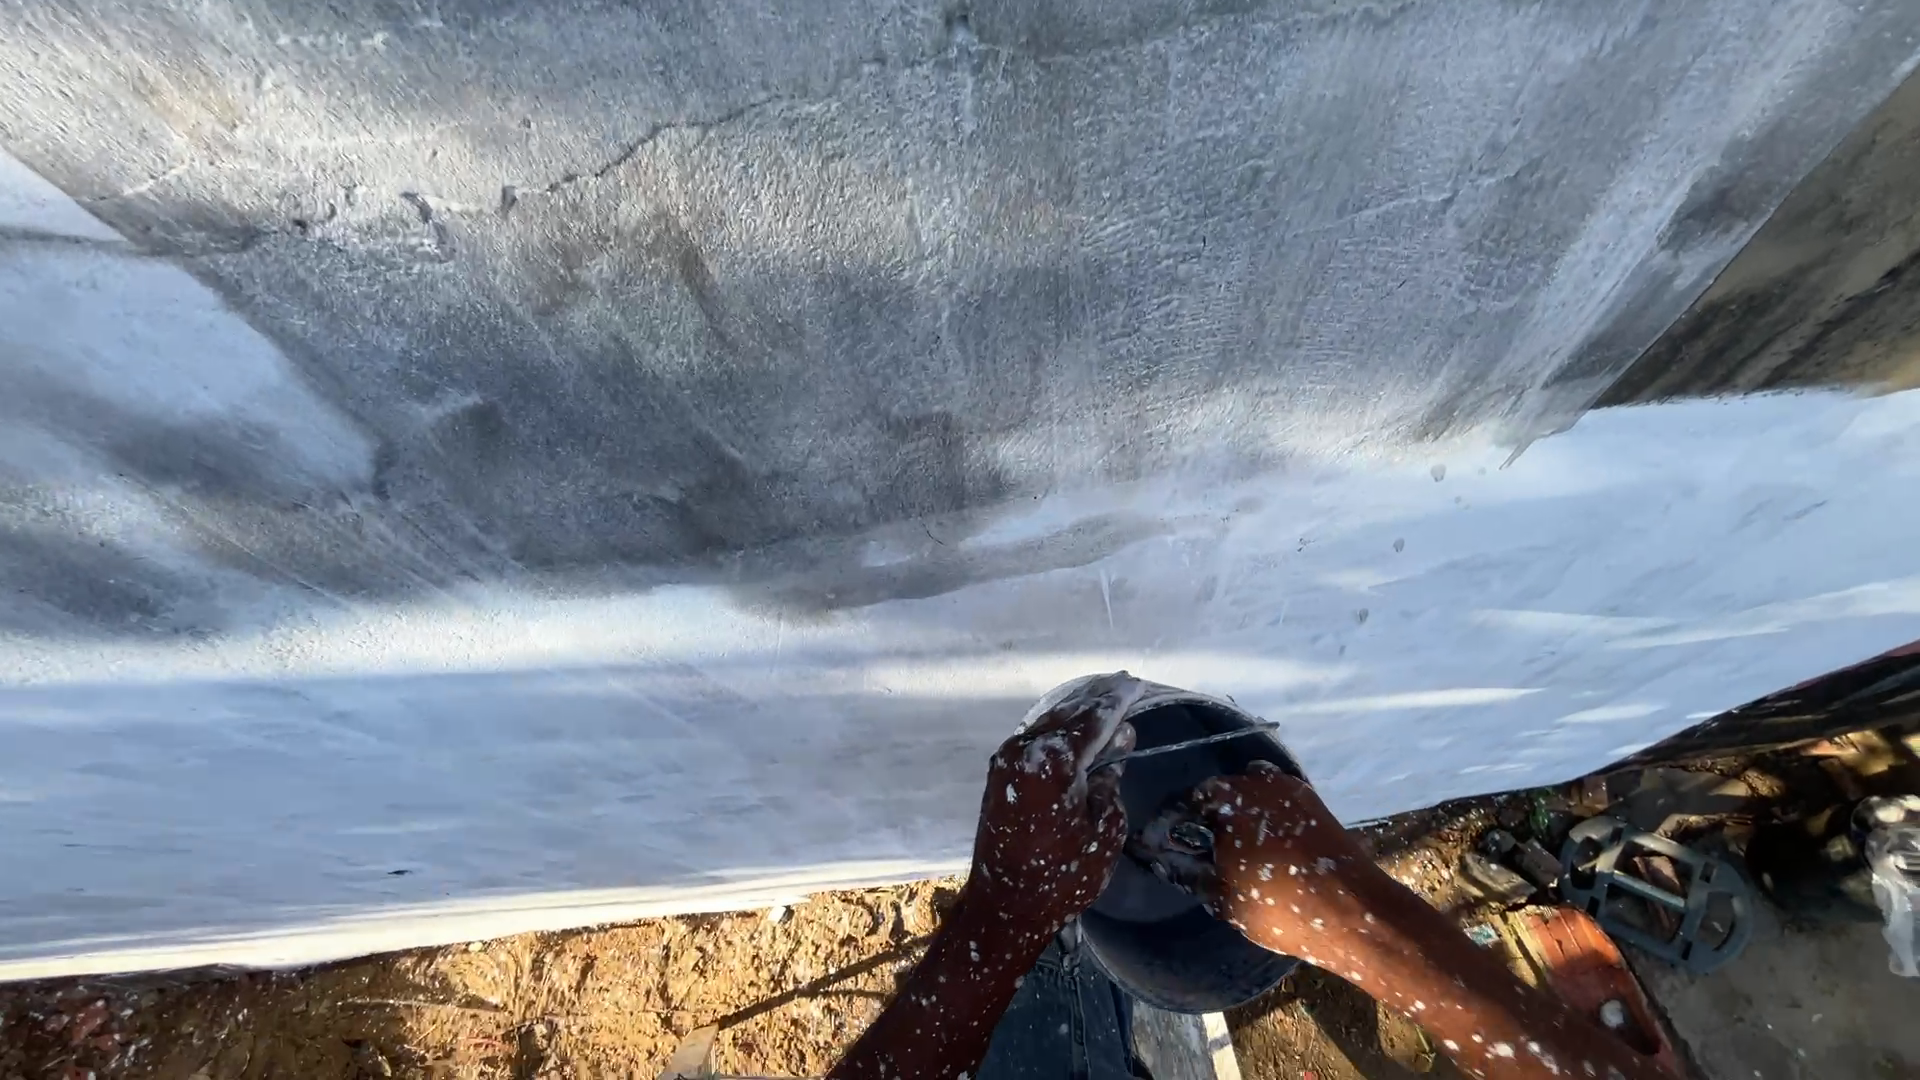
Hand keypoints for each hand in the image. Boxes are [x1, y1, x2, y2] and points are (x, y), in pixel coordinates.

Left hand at [964, 672, 1142, 930]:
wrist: (1005, 904)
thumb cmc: (1060, 877)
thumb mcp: (1102, 834)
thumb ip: (1109, 785)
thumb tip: (1114, 750)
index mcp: (1053, 761)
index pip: (1093, 720)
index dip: (1117, 702)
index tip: (1135, 684)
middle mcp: (1026, 749)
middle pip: (1069, 713)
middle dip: (1097, 700)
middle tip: (1122, 683)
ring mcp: (1008, 757)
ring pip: (1049, 722)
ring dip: (1077, 712)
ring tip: (1104, 700)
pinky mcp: (1000, 770)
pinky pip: (1035, 737)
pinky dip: (1058, 728)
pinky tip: (1075, 727)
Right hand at [1148, 761, 1368, 951]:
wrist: (1357, 914)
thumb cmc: (1280, 905)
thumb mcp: (1222, 896)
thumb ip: (1185, 872)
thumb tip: (1159, 858)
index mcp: (1226, 796)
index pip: (1181, 803)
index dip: (1164, 826)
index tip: (1155, 845)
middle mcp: (1254, 778)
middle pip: (1214, 794)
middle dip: (1198, 818)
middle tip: (1191, 847)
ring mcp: (1287, 786)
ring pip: (1246, 793)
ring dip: (1232, 813)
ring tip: (1227, 845)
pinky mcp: (1311, 800)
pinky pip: (1273, 800)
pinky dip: (1259, 814)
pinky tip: (1259, 841)